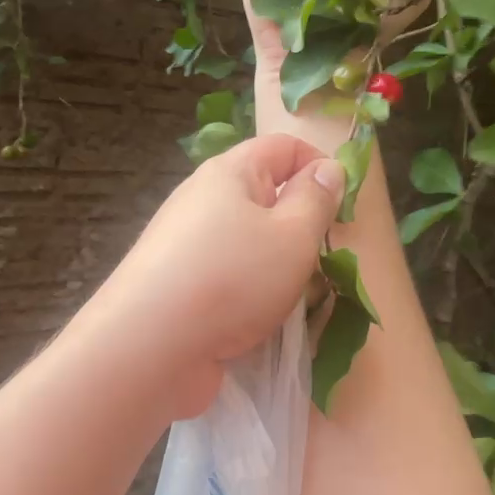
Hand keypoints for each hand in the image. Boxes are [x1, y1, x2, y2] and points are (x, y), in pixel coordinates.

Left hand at [76, 134, 344, 418]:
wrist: (149, 347)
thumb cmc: (231, 278)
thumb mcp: (292, 235)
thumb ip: (316, 199)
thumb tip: (328, 168)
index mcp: (229, 172)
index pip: (284, 147)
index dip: (320, 166)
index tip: (346, 207)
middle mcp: (204, 199)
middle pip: (267, 197)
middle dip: (302, 228)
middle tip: (324, 262)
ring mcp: (188, 244)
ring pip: (251, 243)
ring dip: (281, 269)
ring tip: (297, 301)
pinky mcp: (180, 286)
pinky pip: (231, 277)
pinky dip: (253, 296)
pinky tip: (265, 325)